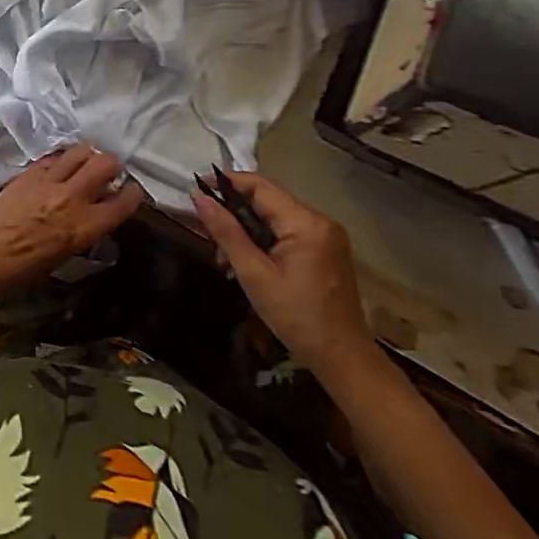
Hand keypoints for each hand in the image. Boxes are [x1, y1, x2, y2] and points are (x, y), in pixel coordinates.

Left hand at [0, 144, 144, 297]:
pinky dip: (61, 159)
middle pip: (105, 164)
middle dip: (112, 165)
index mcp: (86, 226)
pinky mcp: (29, 173)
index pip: (123, 201)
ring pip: (80, 152)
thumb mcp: (68, 254)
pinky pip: (53, 157)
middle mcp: (72, 198)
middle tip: (108, 171)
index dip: (133, 193)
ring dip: (88, 155)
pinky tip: (59, 166)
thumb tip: (96, 212)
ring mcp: (49, 181)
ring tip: (85, 161)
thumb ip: (86, 229)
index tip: (132, 190)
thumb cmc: (27, 267)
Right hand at [192, 172, 377, 380]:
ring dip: (245, 229)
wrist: (341, 356)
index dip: (227, 182)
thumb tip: (199, 197)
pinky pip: (286, 231)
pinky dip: (262, 239)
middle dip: (233, 212)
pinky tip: (247, 261)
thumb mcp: (253, 273)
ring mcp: (326, 236)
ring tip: (225, 257)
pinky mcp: (325, 249)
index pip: (260, 186)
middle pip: (268, 200)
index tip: (197, 189)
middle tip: (207, 235)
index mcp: (306, 224)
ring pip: (274, 216)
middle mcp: (321, 221)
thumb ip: (226, 232)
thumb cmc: (295, 315)